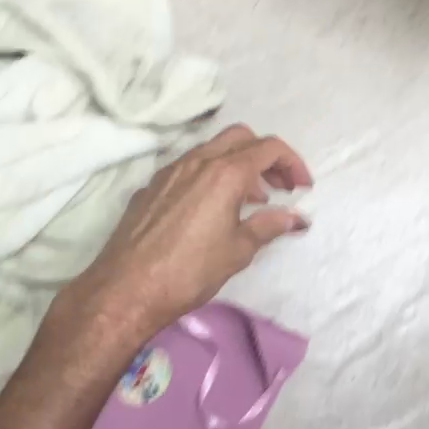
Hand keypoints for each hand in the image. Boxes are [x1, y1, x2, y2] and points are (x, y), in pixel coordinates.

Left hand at [65, 125, 313, 337]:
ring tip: (248, 200)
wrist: (124, 291)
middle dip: (265, 156)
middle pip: (241, 137)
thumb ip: (269, 226)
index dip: (293, 163)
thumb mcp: (238, 250)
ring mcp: (170, 171)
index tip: (303, 187)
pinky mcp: (151, 187)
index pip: (269, 148)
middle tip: (278, 187)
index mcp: (226, 173)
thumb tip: (297, 218)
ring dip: (237, 164)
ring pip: (212, 149)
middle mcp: (198, 161)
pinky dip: (210, 175)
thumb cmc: (189, 272)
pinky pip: (189, 167)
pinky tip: (210, 209)